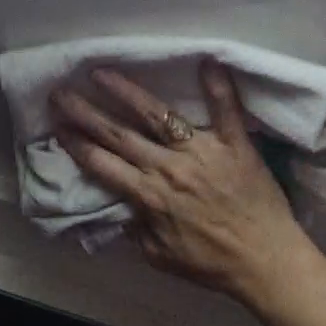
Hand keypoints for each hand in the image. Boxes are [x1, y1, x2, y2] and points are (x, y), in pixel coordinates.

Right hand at [50, 60, 315, 307]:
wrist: (270, 265)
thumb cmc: (213, 263)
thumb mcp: (161, 257)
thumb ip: (134, 228)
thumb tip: (113, 205)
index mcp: (149, 196)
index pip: (102, 164)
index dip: (76, 143)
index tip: (56, 125)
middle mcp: (169, 168)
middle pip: (118, 134)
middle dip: (85, 112)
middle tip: (59, 91)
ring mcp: (202, 152)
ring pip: (157, 115)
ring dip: (126, 91)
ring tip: (101, 71)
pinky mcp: (235, 145)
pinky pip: (226, 111)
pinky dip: (218, 86)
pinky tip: (208, 59)